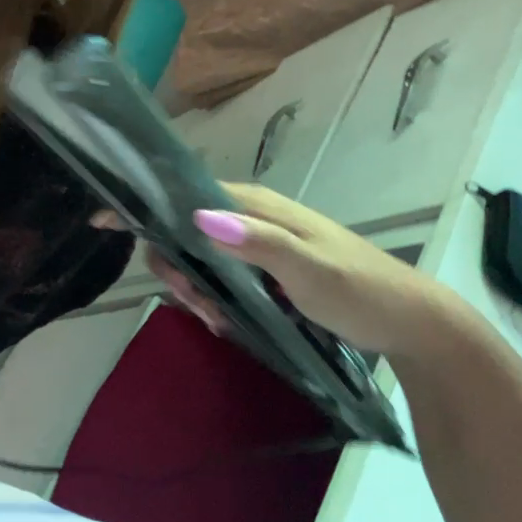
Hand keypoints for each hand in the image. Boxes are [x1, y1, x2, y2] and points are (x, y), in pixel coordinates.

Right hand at [99, 183, 461, 356]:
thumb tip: (198, 217)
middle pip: (181, 228)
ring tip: (216, 321)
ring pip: (196, 252)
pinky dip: (209, 292)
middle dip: (175, 267)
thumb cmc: (364, 293)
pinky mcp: (263, 264)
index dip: (142, 208)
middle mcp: (249, 215)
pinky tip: (222, 318)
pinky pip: (216, 269)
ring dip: (194, 286)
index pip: (183, 195)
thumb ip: (258, 242)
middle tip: (197, 307)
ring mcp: (256, 239)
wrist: (417, 327)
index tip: (104, 222)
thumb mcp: (311, 271)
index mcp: (255, 205)